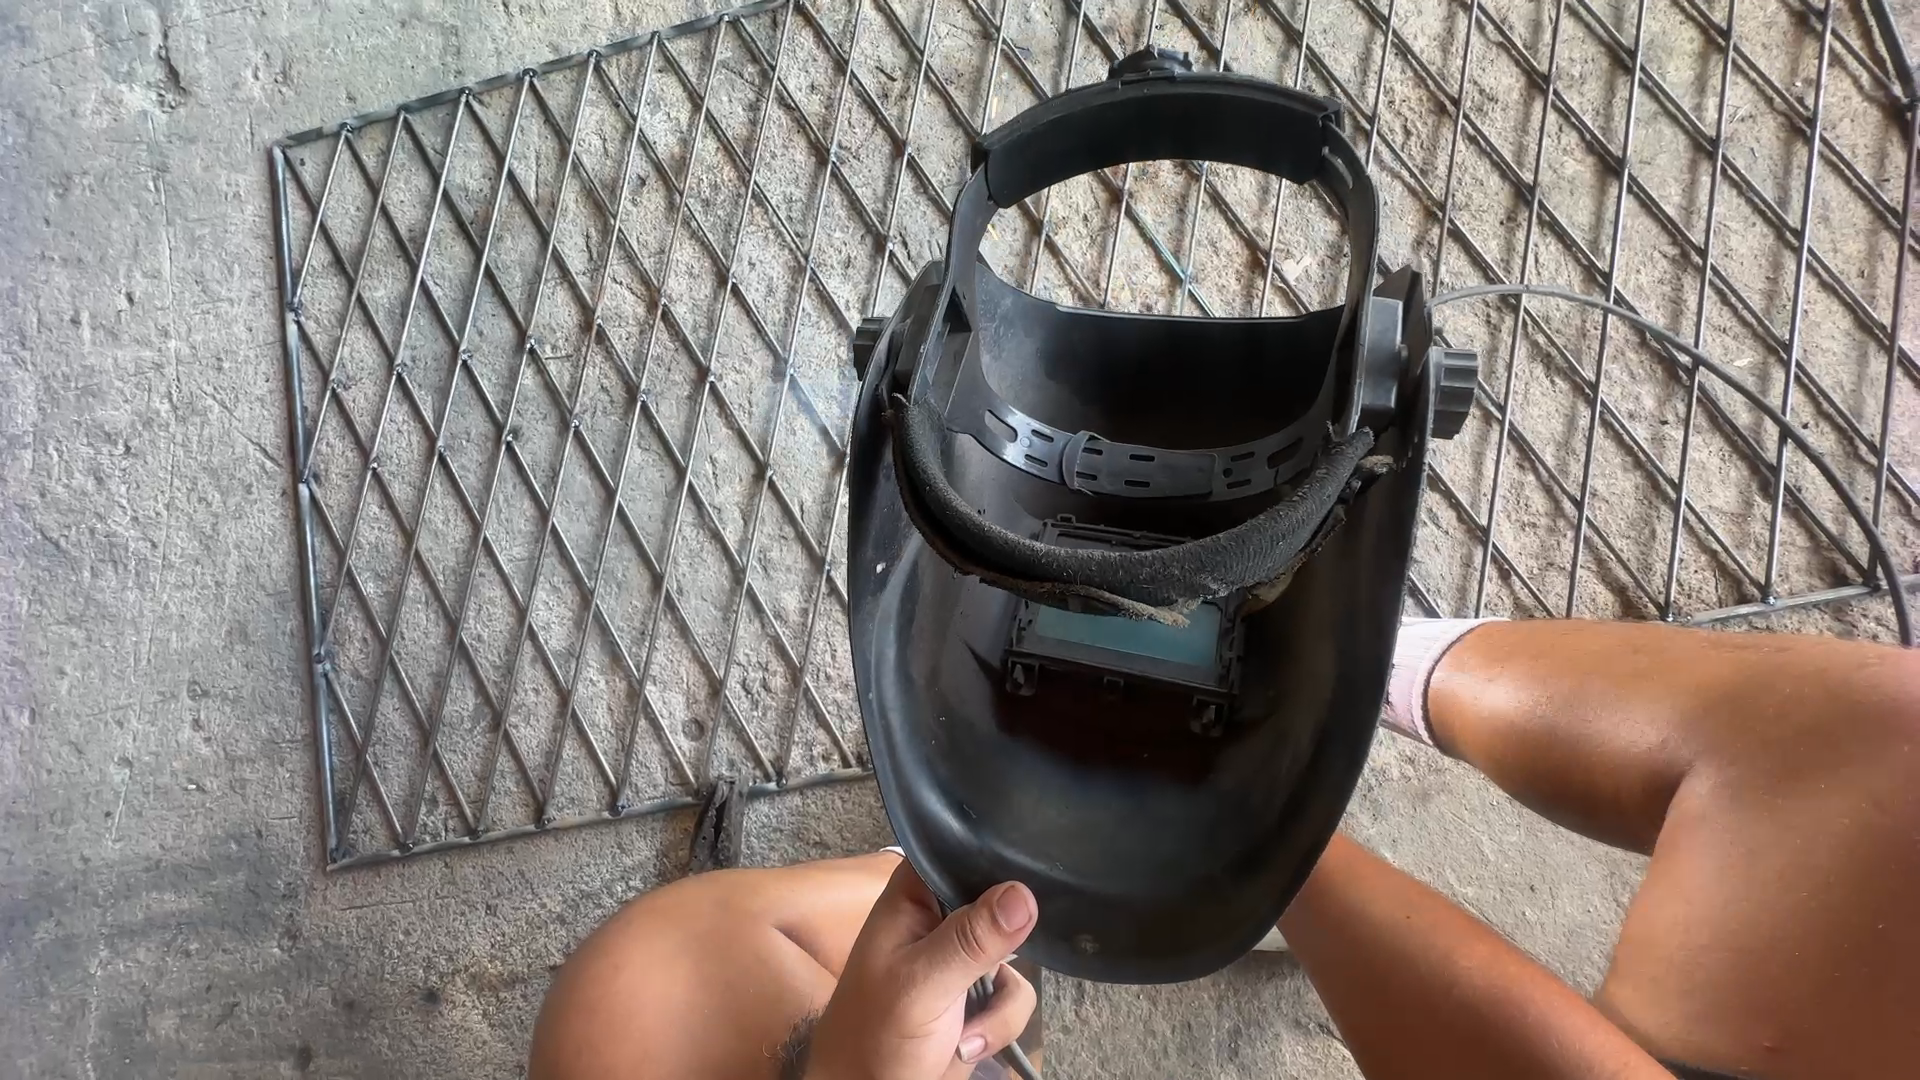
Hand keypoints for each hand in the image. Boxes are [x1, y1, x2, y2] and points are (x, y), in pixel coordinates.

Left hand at [804, 859, 1037, 1079]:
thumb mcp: (921, 984)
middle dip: (1009, 935)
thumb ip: (971, 939)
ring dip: (999, 1000)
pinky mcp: (977, 994)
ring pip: (1014, 952)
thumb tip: (1024, 893)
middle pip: (999, 895)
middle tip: (993, 966)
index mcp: (915, 892)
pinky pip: (1015, 994)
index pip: (961, 848)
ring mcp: (961, 955)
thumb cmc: (874, 1034)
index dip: (996, 855)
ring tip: (965, 1031)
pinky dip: (1001, 1024)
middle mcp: (941, 914)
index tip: (1028, 873)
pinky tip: (968, 1044)